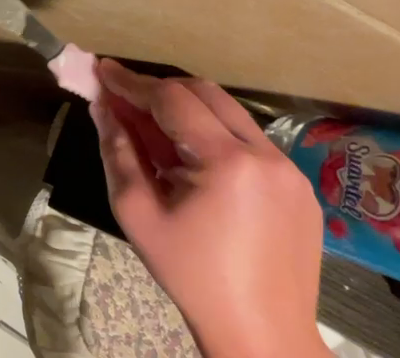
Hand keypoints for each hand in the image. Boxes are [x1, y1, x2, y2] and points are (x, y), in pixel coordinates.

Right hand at [93, 59, 327, 357]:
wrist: (262, 332)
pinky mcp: (301, 190)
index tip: (99, 69)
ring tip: (152, 129)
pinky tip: (190, 161)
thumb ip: (117, 149)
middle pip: (205, 94)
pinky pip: (250, 143)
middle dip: (159, 89)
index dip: (131, 81)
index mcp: (228, 162)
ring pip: (230, 115)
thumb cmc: (190, 273)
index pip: (172, 98)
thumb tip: (102, 106)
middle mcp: (267, 156)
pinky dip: (214, 135)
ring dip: (187, 110)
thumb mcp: (136, 210)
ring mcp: (291, 172)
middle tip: (122, 96)